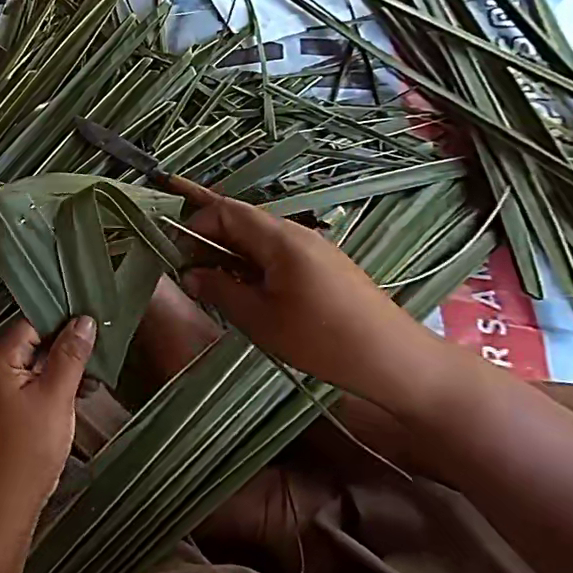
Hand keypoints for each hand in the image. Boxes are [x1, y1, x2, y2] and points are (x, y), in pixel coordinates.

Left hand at [0, 317, 95, 530]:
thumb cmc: (25, 452)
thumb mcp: (55, 397)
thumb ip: (70, 356)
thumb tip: (83, 321)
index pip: (33, 320)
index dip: (63, 318)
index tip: (93, 319)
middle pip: (35, 341)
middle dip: (67, 345)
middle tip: (100, 351)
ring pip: (37, 364)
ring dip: (65, 367)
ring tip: (93, 378)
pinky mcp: (7, 411)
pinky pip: (34, 385)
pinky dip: (55, 386)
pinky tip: (77, 396)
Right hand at [168, 177, 445, 406]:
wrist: (395, 361)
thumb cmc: (321, 339)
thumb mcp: (259, 318)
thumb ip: (219, 289)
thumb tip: (188, 274)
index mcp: (279, 238)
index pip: (225, 211)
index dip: (195, 225)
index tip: (178, 254)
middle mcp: (296, 233)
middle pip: (242, 221)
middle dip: (210, 239)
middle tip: (191, 270)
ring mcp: (314, 248)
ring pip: (259, 239)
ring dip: (231, 254)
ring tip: (216, 285)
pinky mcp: (324, 266)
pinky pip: (278, 253)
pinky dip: (254, 265)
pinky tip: (249, 293)